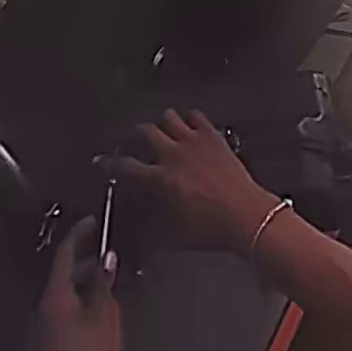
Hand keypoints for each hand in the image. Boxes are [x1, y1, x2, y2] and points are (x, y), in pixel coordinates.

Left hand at [32, 216, 120, 350]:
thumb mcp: (104, 316)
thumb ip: (104, 283)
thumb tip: (106, 258)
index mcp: (54, 294)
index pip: (65, 251)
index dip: (80, 231)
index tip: (94, 219)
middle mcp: (40, 307)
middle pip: (63, 273)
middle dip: (86, 262)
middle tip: (107, 253)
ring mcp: (38, 327)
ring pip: (62, 293)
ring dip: (83, 284)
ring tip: (106, 283)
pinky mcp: (42, 343)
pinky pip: (60, 311)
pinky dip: (77, 302)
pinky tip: (93, 310)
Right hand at [110, 110, 279, 253]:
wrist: (244, 215)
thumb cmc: (210, 229)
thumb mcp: (174, 235)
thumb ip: (152, 226)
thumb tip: (142, 225)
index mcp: (161, 179)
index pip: (127, 166)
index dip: (112, 164)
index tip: (106, 162)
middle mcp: (173, 154)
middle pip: (144, 131)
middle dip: (134, 135)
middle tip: (132, 141)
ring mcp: (193, 140)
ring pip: (168, 117)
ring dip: (161, 124)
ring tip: (161, 131)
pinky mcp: (211, 135)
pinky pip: (195, 115)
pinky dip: (188, 118)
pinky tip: (187, 126)